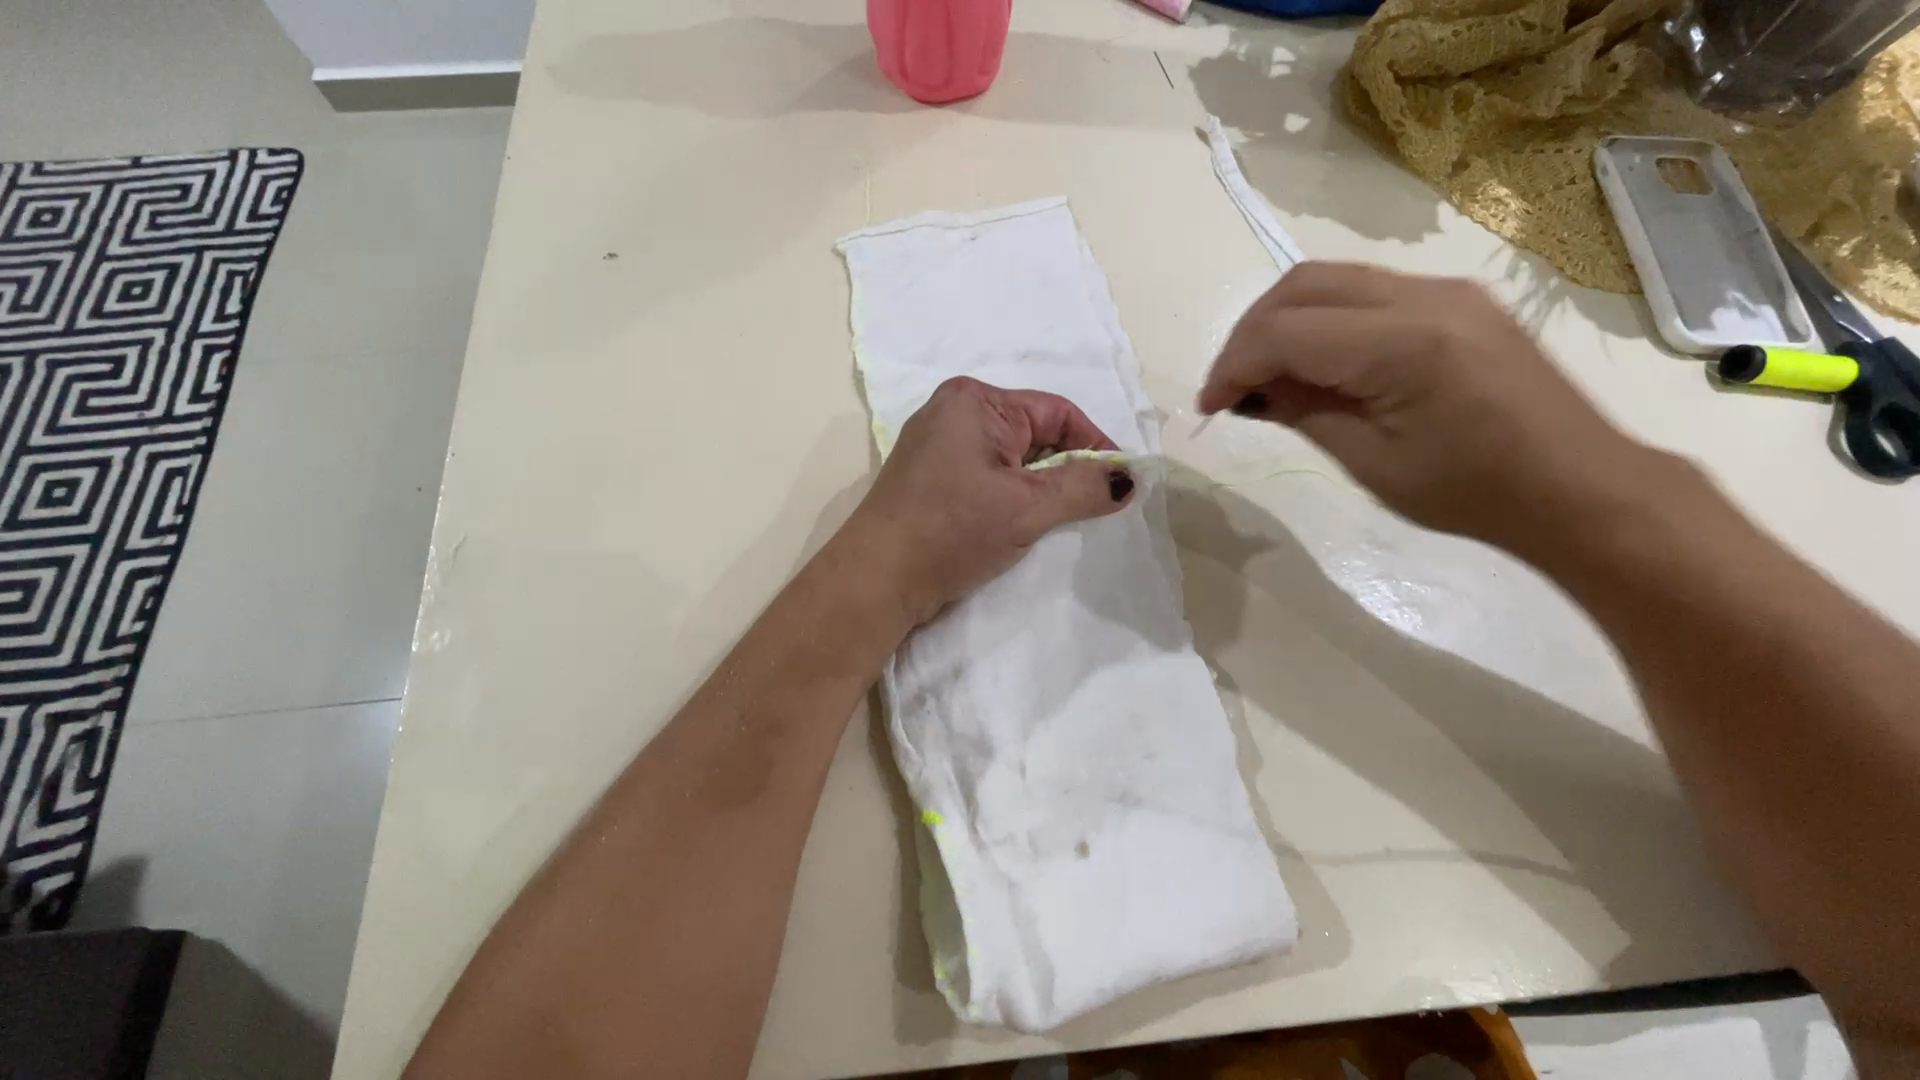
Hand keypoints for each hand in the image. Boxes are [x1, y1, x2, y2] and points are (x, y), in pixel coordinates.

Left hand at [843, 377, 1135, 625]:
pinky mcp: (929, 480)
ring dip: (1039, 487)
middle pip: (1034, 433)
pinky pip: (987, 476)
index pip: (1056, 413)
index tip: (1122, 485)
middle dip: (1065, 469)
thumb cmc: (951, 532)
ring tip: (1054, 519)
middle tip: (1091, 507)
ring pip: (1011, 459)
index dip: (1095, 446)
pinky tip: (1019, 524)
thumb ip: (1083, 488)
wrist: (875, 582)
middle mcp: (953, 412)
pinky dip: (1011, 496)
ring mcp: (937, 447)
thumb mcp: (1027, 507)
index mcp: (974, 401)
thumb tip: (1128, 479)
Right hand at [1197, 262, 1658, 554]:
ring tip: (1264, 376)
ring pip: (1332, 280)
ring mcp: (1447, 291)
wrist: (1579, 487)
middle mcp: (1426, 297)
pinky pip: (1368, 292)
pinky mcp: (1458, 300)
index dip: (1233, 365)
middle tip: (1230, 386)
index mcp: (1405, 344)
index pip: (1286, 332)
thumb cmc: (1473, 493)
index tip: (1209, 407)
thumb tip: (1252, 390)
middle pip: (1303, 285)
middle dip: (1250, 333)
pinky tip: (1315, 364)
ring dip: (1283, 321)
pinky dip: (1323, 320)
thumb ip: (1305, 412)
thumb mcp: (1372, 463)